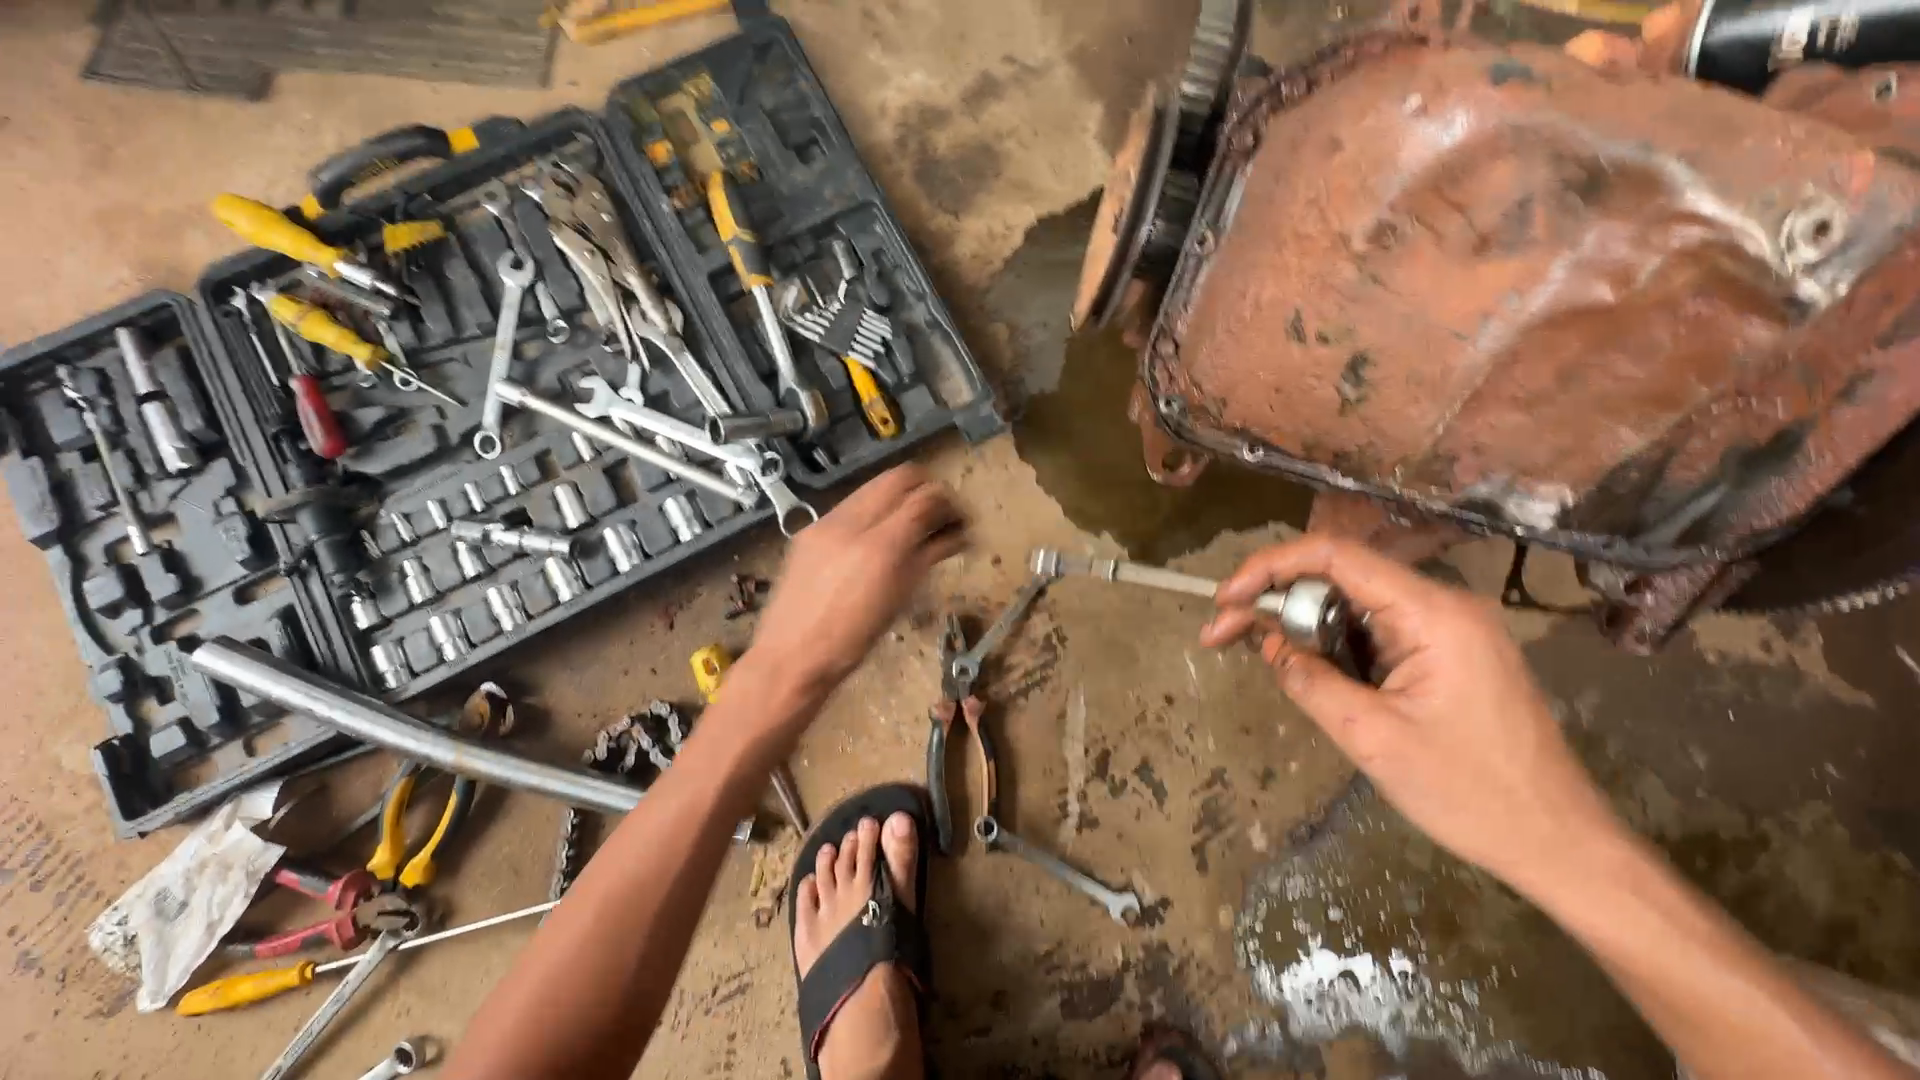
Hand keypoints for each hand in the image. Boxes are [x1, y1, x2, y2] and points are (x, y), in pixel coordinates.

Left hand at [750, 465, 966, 699]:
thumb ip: (928, 556)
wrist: (791, 656)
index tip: (960, 518)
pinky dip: (874, 512)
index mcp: (881, 547)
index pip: (926, 498)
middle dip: (927, 489)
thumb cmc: (853, 641)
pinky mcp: (809, 529)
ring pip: (874, 487)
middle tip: (939, 513)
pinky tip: (878, 537)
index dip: (950, 503)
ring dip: (900, 498)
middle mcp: (852, 523)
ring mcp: (826, 522)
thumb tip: (955, 534)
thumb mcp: (899, 598)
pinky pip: (851, 505)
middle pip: (901, 477)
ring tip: (911, 525)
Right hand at [1200, 537, 1622, 889]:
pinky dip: (1334, 646)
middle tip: (1222, 635)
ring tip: (1257, 654)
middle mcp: (1443, 606)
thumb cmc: (1471, 794)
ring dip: (1302, 626)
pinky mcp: (1449, 655)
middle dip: (1276, 601)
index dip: (1270, 567)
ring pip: (1356, 606)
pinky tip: (1306, 669)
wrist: (1559, 842)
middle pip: (1341, 578)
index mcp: (1432, 614)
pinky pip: (1378, 632)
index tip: (1224, 599)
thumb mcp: (1373, 738)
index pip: (1336, 557)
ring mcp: (1449, 630)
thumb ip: (1310, 682)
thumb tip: (1265, 645)